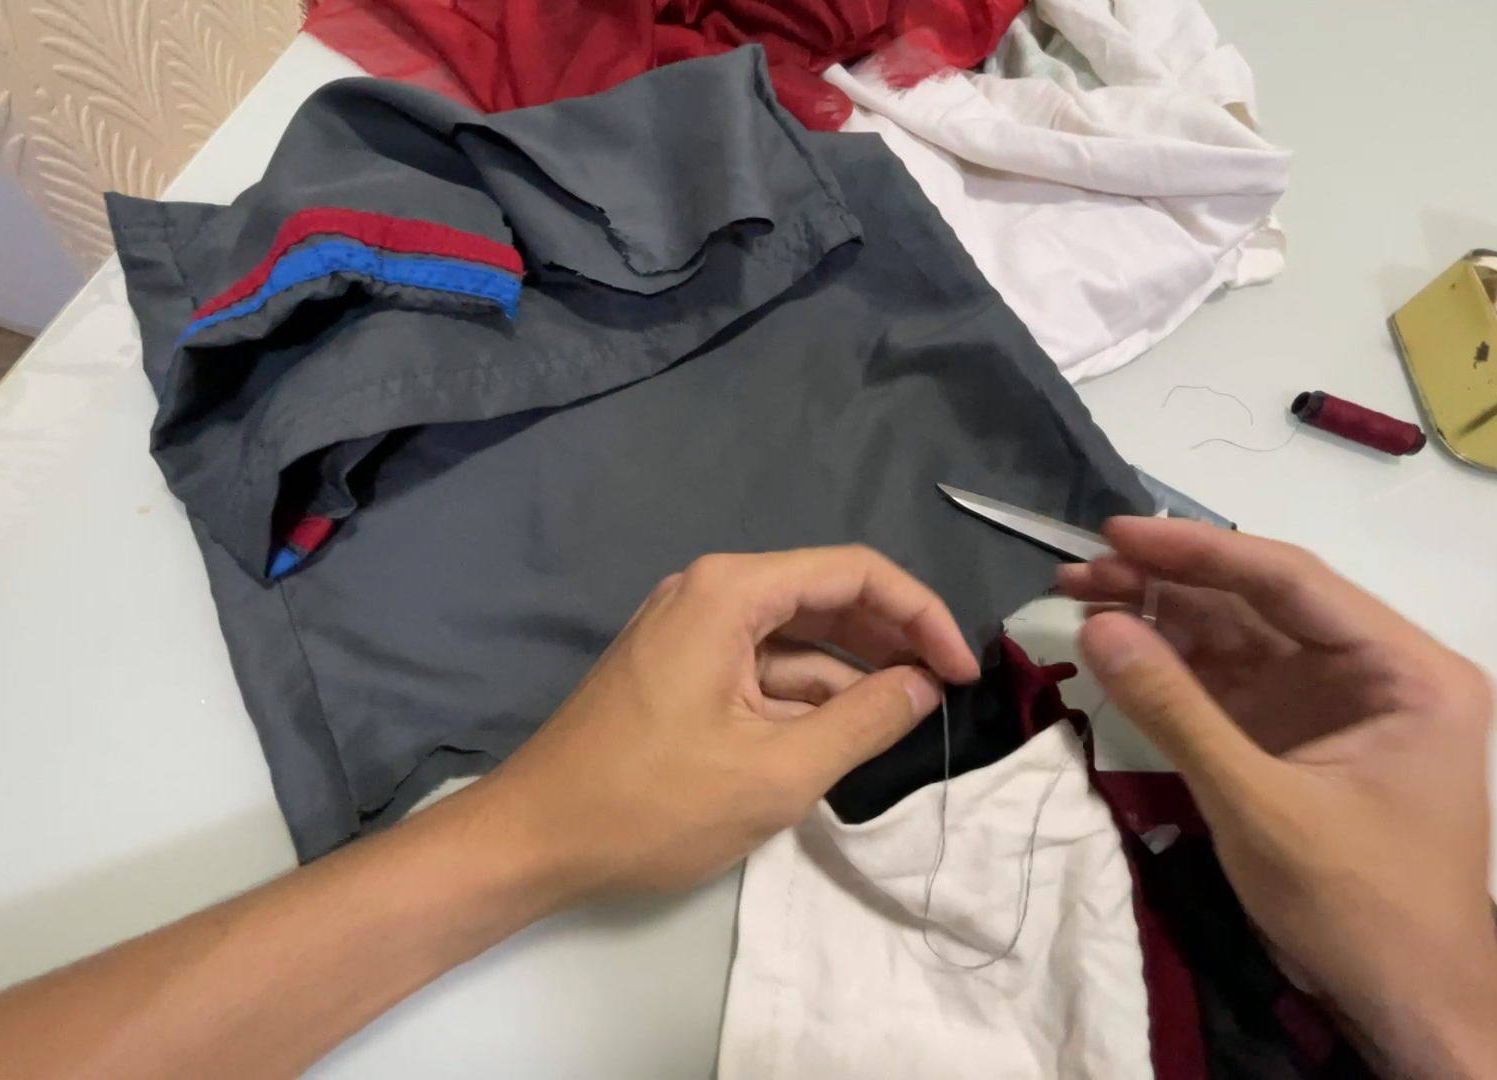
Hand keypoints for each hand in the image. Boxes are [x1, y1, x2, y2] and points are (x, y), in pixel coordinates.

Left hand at [471, 546, 981, 899]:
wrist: (534, 839)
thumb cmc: (652, 805)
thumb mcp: (776, 771)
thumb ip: (863, 720)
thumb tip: (923, 684)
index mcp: (731, 591)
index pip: (854, 573)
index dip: (921, 614)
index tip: (962, 670)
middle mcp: (712, 590)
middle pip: (825, 596)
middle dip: (889, 641)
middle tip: (942, 693)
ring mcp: (693, 627)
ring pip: (795, 635)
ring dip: (849, 672)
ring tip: (902, 715)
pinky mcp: (683, 663)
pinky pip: (762, 664)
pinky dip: (804, 693)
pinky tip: (840, 729)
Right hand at [1059, 518, 1496, 1077]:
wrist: (1400, 1002)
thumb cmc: (1355, 903)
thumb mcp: (1255, 803)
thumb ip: (1173, 708)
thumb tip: (1094, 624)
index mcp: (1405, 671)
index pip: (1289, 581)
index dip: (1197, 550)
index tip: (1115, 535)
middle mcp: (1370, 668)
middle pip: (1252, 599)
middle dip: (1163, 581)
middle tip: (1078, 572)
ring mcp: (1325, 696)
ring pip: (1229, 630)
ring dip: (1154, 613)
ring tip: (1079, 597)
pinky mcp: (1287, 725)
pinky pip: (1218, 673)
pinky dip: (1162, 658)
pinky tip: (1112, 643)